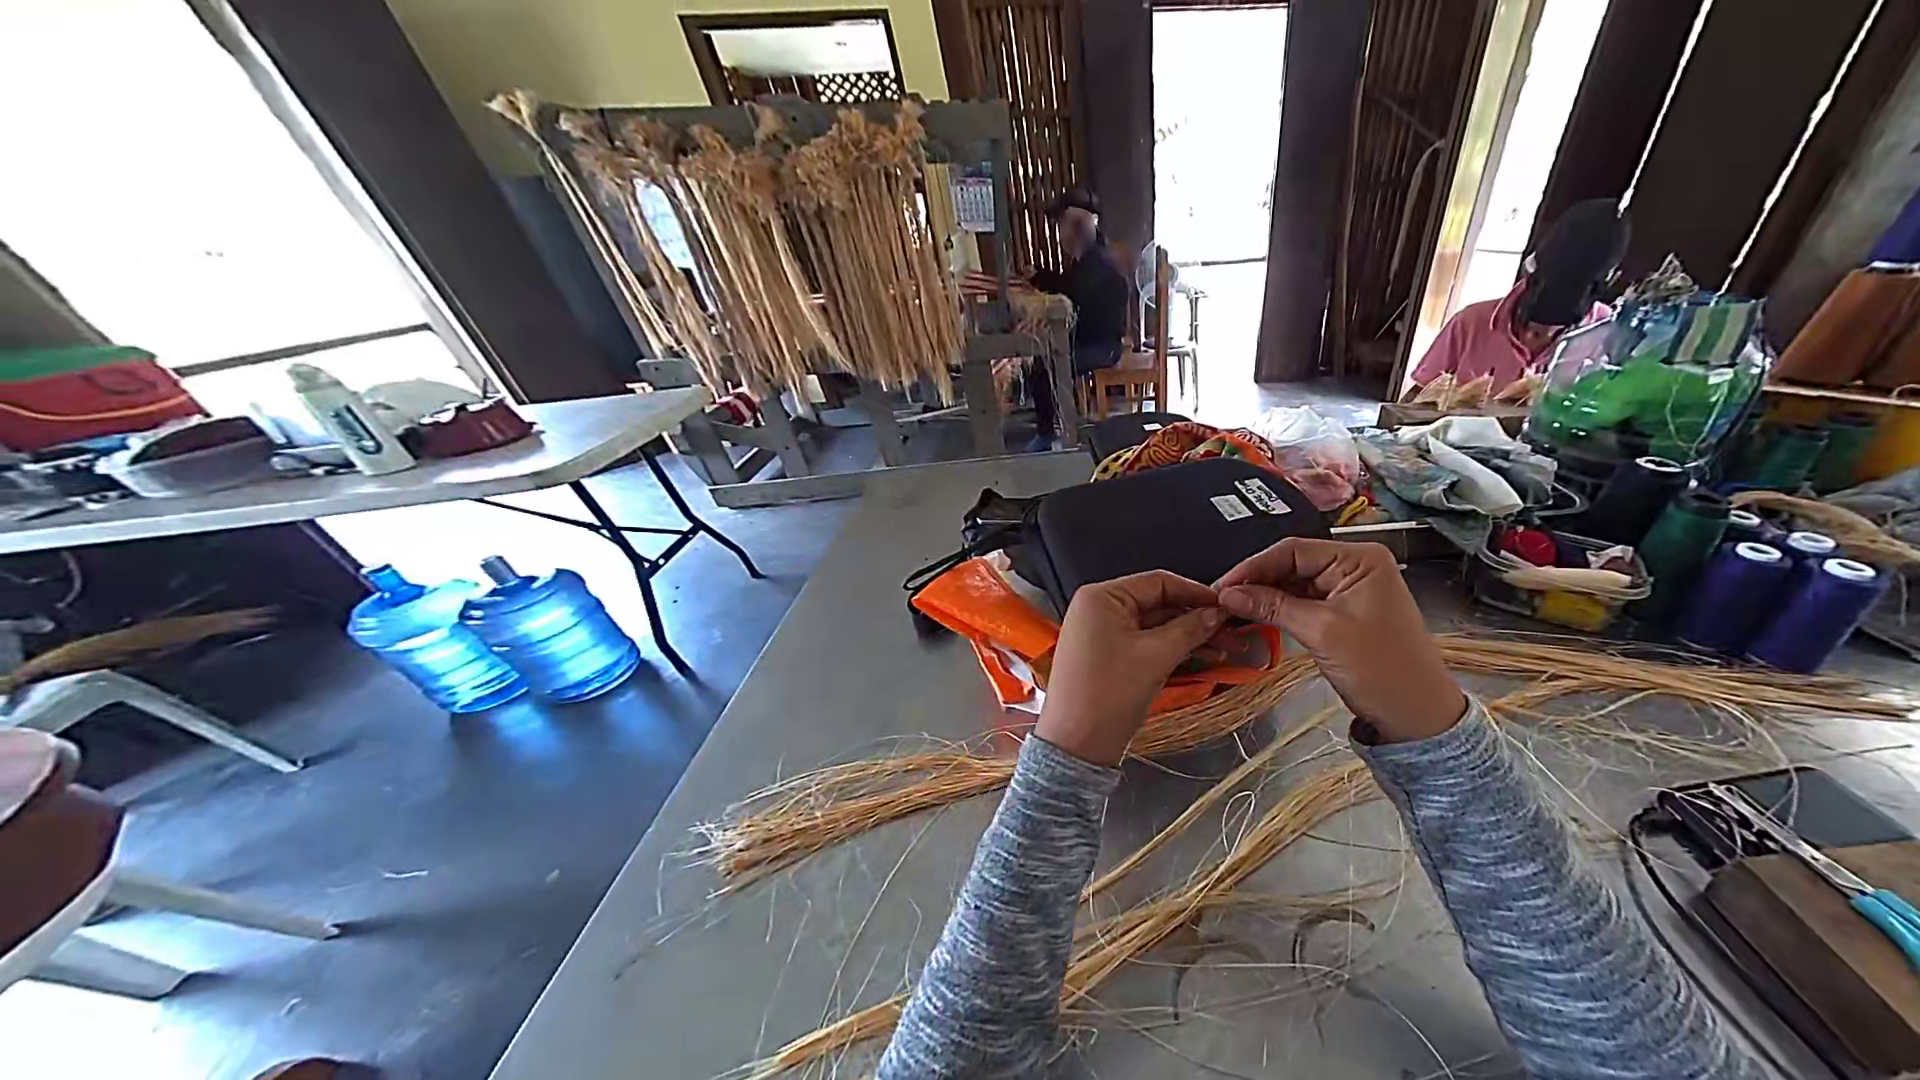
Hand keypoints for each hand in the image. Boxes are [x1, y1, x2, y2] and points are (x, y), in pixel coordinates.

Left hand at [1036, 571, 1226, 765]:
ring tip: (1224, 648)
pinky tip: (1200, 656)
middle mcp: (1096, 608)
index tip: (1227, 606)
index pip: (1157, 582)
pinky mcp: (1105, 654)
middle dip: (1195, 618)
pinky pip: (1142, 642)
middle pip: (1156, 603)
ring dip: (1186, 635)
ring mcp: (1099, 632)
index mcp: (1100, 597)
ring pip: (1152, 625)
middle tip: (1232, 632)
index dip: (1196, 592)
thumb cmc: (1109, 694)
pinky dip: (1169, 648)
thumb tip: (1216, 613)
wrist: (1077, 744)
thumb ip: (1190, 628)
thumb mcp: (1156, 655)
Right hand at [1214, 539, 1464, 742]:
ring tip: (1229, 609)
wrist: (1418, 716)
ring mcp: (1346, 589)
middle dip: (1254, 582)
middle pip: (1289, 564)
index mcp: (1359, 559)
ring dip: (1261, 596)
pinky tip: (1250, 616)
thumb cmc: (1381, 669)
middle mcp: (1353, 566)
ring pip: (1290, 583)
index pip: (1292, 550)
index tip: (1220, 588)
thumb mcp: (1321, 632)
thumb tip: (1226, 594)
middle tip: (1219, 601)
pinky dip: (1274, 609)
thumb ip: (1271, 606)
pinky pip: (1298, 601)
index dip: (1252, 567)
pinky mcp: (1339, 610)